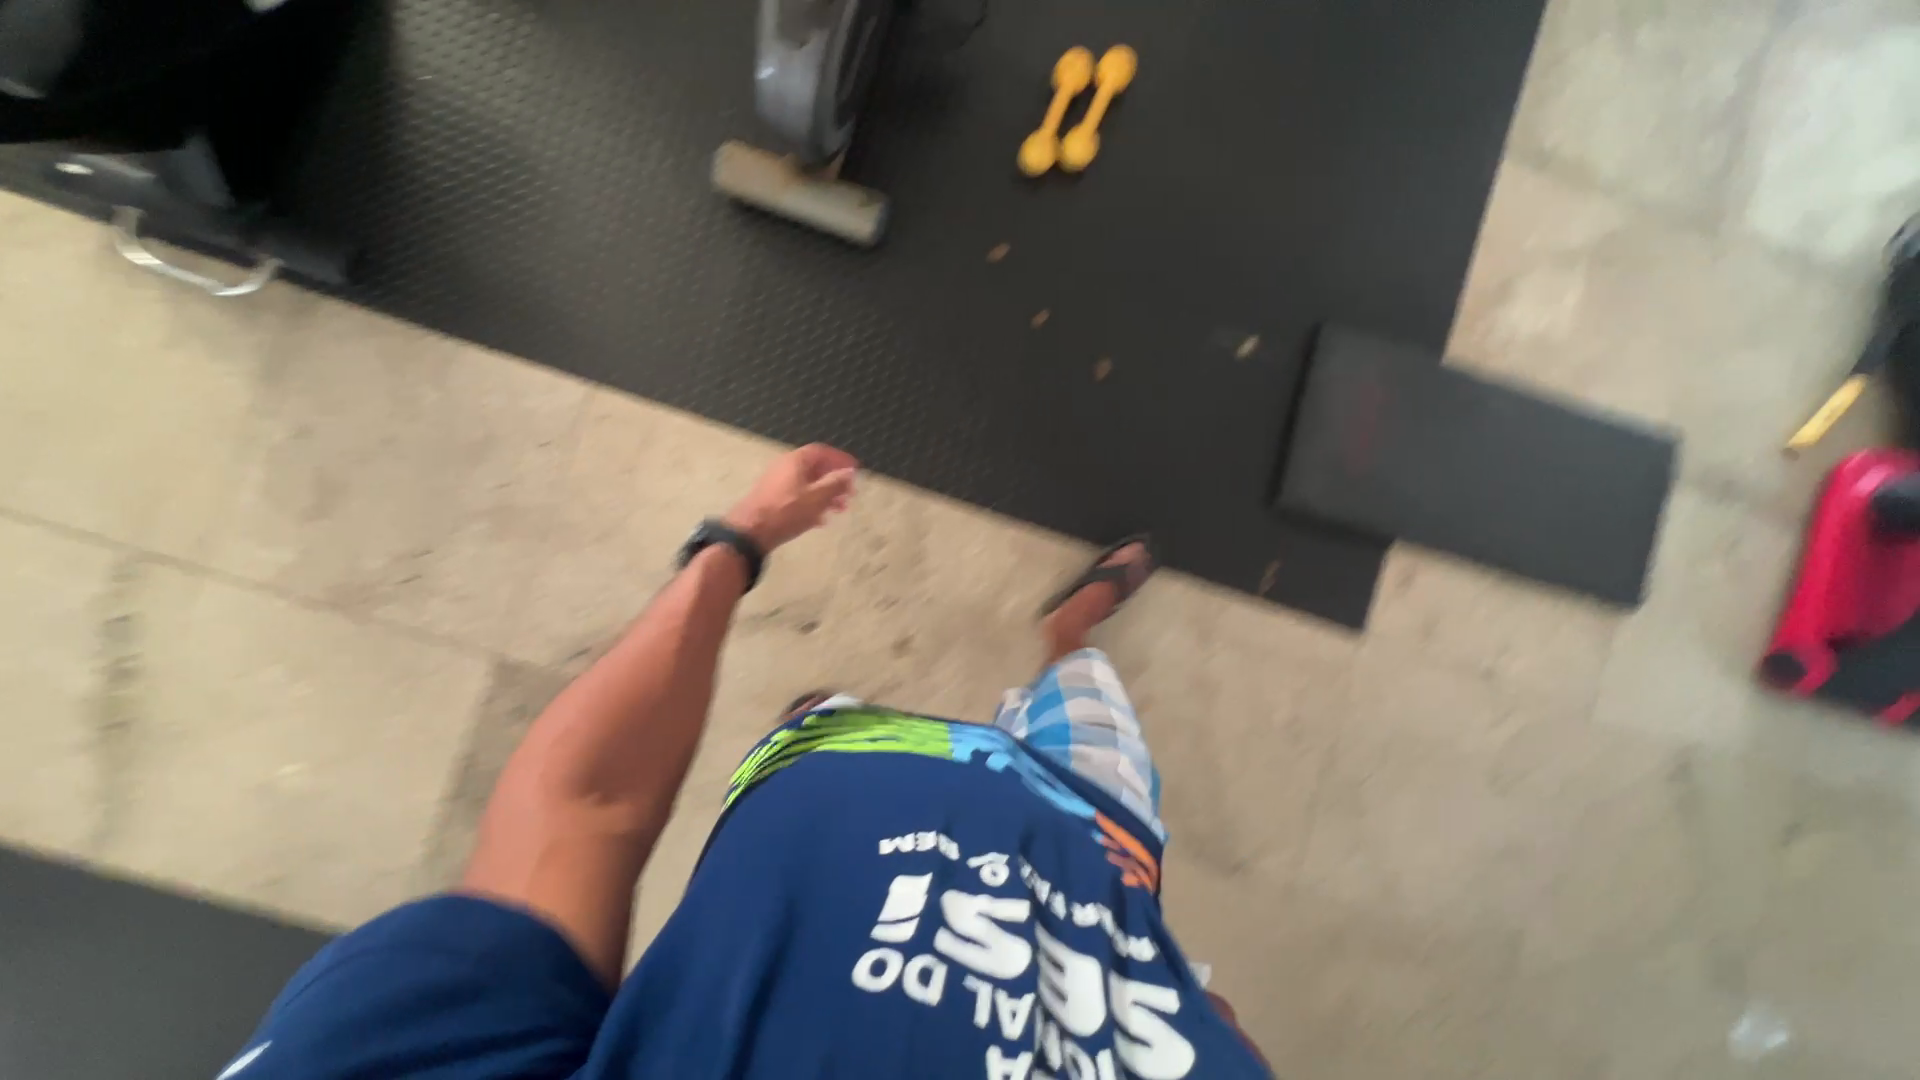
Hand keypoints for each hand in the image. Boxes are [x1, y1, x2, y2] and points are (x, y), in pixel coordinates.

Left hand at [724, 443, 858, 551]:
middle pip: (815, 468)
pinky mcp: (772, 499)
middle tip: (851, 493)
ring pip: (808, 484)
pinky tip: (821, 520)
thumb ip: (835, 484)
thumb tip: (850, 472)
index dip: (840, 459)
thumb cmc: (787, 511)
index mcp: (795, 461)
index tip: (855, 469)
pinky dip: (812, 504)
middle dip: (835, 480)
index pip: (821, 452)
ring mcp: (777, 483)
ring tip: (840, 509)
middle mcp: (785, 467)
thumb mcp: (817, 498)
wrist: (751, 531)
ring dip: (826, 494)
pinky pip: (798, 496)